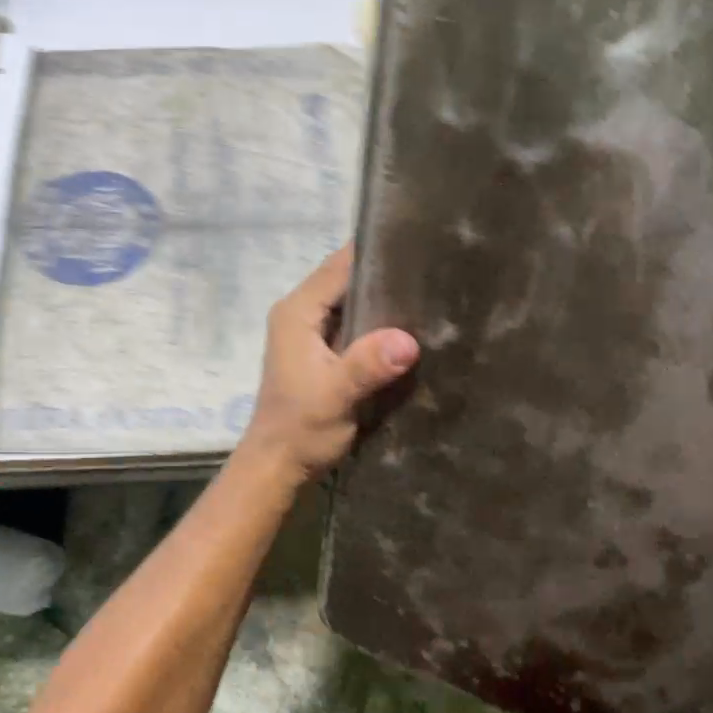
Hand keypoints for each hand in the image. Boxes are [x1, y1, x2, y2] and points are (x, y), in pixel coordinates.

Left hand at [238, 247, 419, 481]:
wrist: (278, 467)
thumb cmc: (301, 429)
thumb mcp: (336, 396)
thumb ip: (367, 365)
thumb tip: (409, 340)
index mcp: (297, 312)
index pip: (341, 264)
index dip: (378, 252)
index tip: (421, 245)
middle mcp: (300, 314)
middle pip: (347, 280)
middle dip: (386, 276)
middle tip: (435, 272)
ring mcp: (310, 335)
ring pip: (352, 304)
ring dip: (384, 302)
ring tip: (431, 296)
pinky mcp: (321, 355)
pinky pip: (354, 327)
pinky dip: (377, 326)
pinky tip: (409, 330)